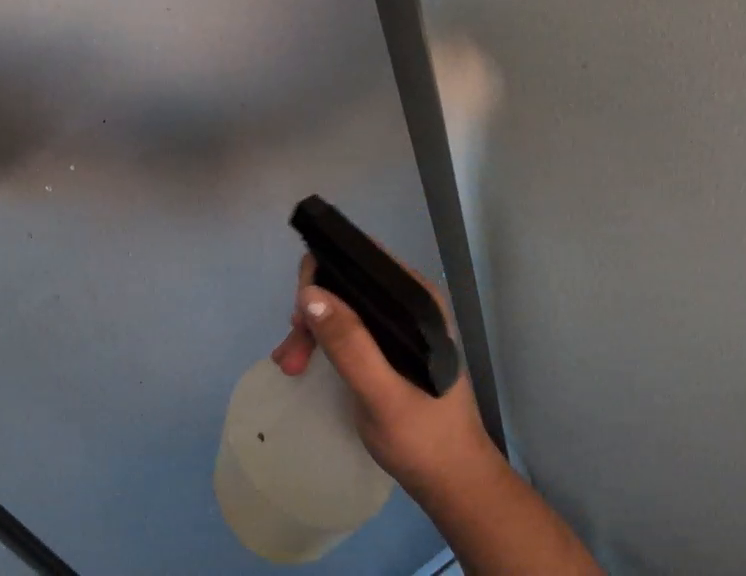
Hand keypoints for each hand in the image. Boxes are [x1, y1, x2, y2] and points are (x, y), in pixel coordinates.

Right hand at [269, 254, 497, 497]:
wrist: (455, 485)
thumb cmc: (425, 440)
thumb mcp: (382, 395)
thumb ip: (350, 344)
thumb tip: (309, 293)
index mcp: (416, 301)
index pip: (362, 259)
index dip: (324, 274)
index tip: (301, 310)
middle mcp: (408, 303)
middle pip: (346, 283)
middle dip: (312, 309)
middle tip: (292, 350)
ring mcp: (399, 326)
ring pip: (341, 306)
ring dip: (311, 329)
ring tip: (290, 365)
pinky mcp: (389, 347)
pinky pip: (346, 328)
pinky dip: (320, 341)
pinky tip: (301, 364)